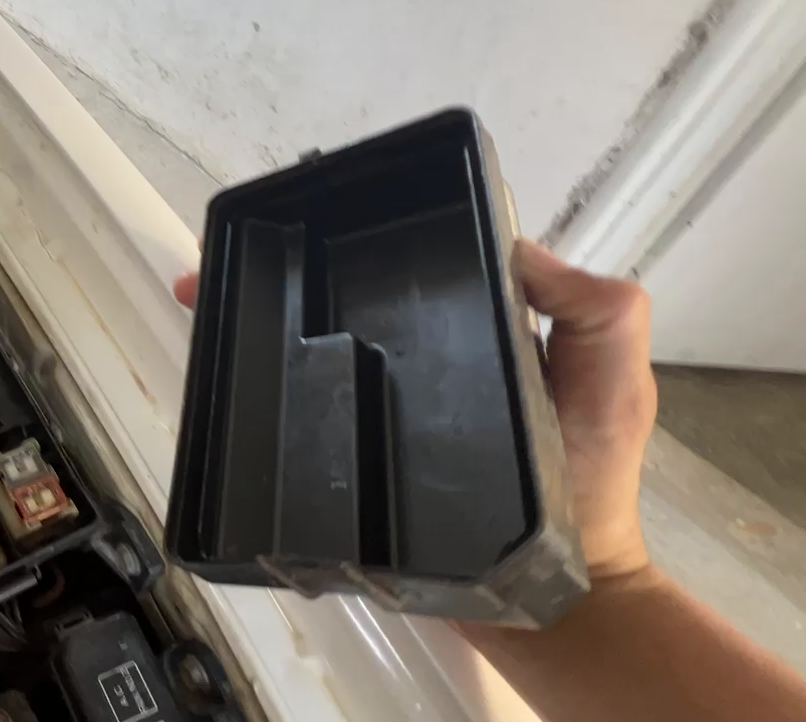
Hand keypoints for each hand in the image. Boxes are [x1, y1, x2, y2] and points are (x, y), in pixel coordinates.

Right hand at [171, 239, 656, 581]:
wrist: (545, 589)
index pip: (387, 269)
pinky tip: (214, 358)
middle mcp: (394, 355)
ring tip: (196, 290)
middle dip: (264, 270)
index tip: (295, 217)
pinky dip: (243, 372)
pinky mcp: (335, 441)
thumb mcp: (610, 388)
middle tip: (214, 253)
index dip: (338, 236)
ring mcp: (360, 398)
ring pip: (289, 341)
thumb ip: (597, 317)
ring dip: (238, 310)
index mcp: (450, 329)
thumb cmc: (584, 484)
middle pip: (319, 298)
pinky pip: (282, 397)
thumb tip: (518, 248)